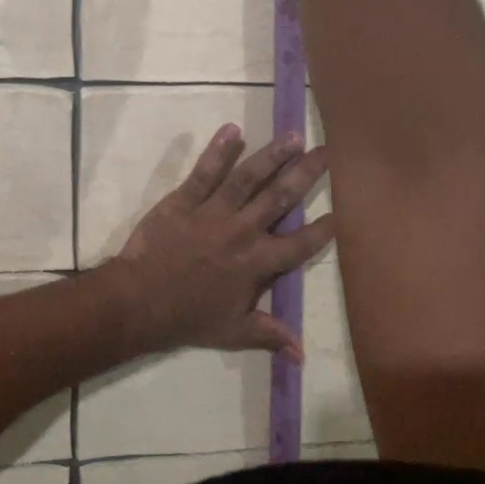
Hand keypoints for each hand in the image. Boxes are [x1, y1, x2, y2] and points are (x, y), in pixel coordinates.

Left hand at [99, 126, 337, 359]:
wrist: (140, 298)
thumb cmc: (187, 317)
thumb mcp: (233, 332)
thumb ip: (269, 334)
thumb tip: (301, 354)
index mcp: (257, 263)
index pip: (299, 244)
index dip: (322, 230)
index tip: (344, 211)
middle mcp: (241, 231)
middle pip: (280, 198)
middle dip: (305, 174)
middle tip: (326, 151)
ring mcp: (212, 212)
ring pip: (247, 177)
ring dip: (272, 155)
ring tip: (291, 136)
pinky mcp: (184, 200)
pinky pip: (204, 172)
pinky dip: (219, 150)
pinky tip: (232, 129)